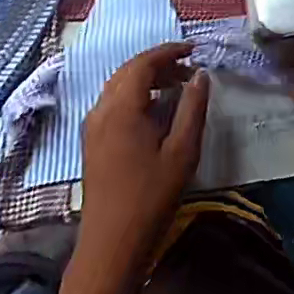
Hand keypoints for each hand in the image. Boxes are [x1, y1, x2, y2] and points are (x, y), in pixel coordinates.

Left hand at [77, 42, 210, 275]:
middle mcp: (101, 110)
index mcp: (121, 108)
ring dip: (146, 79)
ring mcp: (92, 127)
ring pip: (118, 87)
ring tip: (177, 86)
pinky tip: (156, 110)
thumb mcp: (182, 152)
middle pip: (127, 71)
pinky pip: (113, 103)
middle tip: (189, 68)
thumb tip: (201, 75)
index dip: (169, 51)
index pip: (143, 64)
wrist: (111, 243)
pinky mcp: (92, 142)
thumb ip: (192, 109)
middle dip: (158, 63)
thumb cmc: (151, 197)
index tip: (194, 49)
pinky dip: (135, 95)